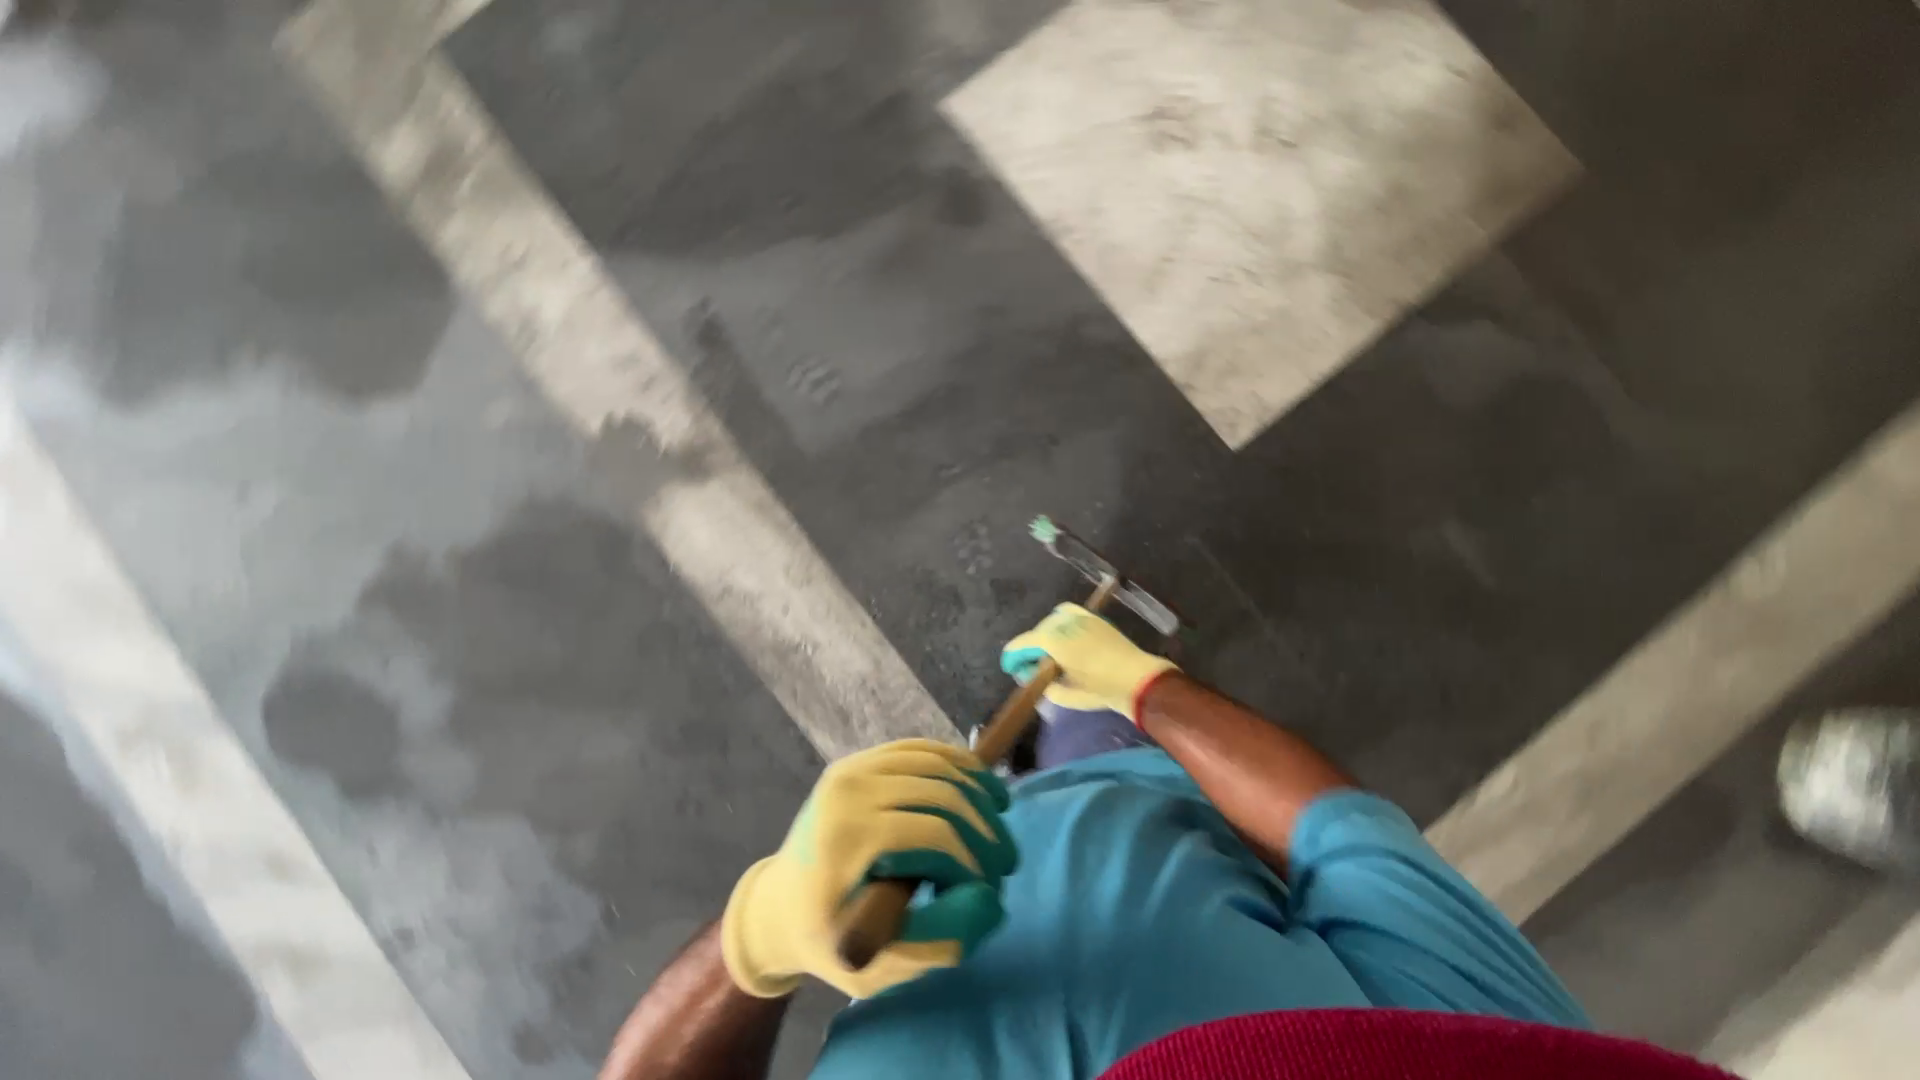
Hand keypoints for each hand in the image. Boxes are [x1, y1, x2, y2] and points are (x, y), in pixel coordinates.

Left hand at [720, 739, 1017, 999]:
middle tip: (1006, 864)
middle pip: (942, 794)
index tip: (993, 891)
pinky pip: (922, 749)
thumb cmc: (830, 940)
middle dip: (985, 828)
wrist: (780, 905)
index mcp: (848, 840)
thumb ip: (941, 939)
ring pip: (938, 763)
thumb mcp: (881, 965)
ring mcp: (851, 769)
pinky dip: (958, 764)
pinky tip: (981, 787)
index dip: (977, 862)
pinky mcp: (859, 760)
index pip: (937, 835)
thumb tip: (991, 898)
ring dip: (979, 790)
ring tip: (1002, 821)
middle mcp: (848, 791)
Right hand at [1001, 603, 1178, 721]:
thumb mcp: (1064, 694)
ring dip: (1044, 635)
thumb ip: (1041, 683)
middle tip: (1029, 666)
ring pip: (1051, 621)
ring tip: (1047, 652)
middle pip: (1037, 632)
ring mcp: (1080, 618)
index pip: (1024, 643)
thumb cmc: (1099, 690)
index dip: (1013, 656)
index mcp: (1053, 641)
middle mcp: (1063, 624)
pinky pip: (1068, 612)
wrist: (1137, 680)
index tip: (1009, 667)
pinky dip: (1059, 620)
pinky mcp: (1094, 618)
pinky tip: (1062, 633)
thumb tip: (1029, 674)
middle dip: (1030, 647)